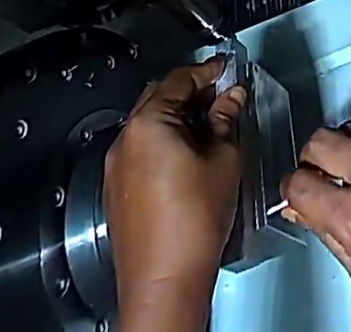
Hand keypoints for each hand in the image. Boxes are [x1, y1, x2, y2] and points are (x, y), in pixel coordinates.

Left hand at [104, 59, 246, 331]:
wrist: (164, 282)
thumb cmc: (192, 224)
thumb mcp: (224, 159)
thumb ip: (226, 119)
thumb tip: (232, 97)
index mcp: (148, 124)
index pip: (180, 79)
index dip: (207, 70)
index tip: (225, 67)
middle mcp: (125, 140)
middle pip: (160, 95)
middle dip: (192, 90)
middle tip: (222, 91)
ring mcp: (117, 166)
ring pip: (150, 121)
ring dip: (179, 114)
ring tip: (211, 121)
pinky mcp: (118, 188)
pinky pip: (142, 146)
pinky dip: (166, 136)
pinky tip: (191, 149)